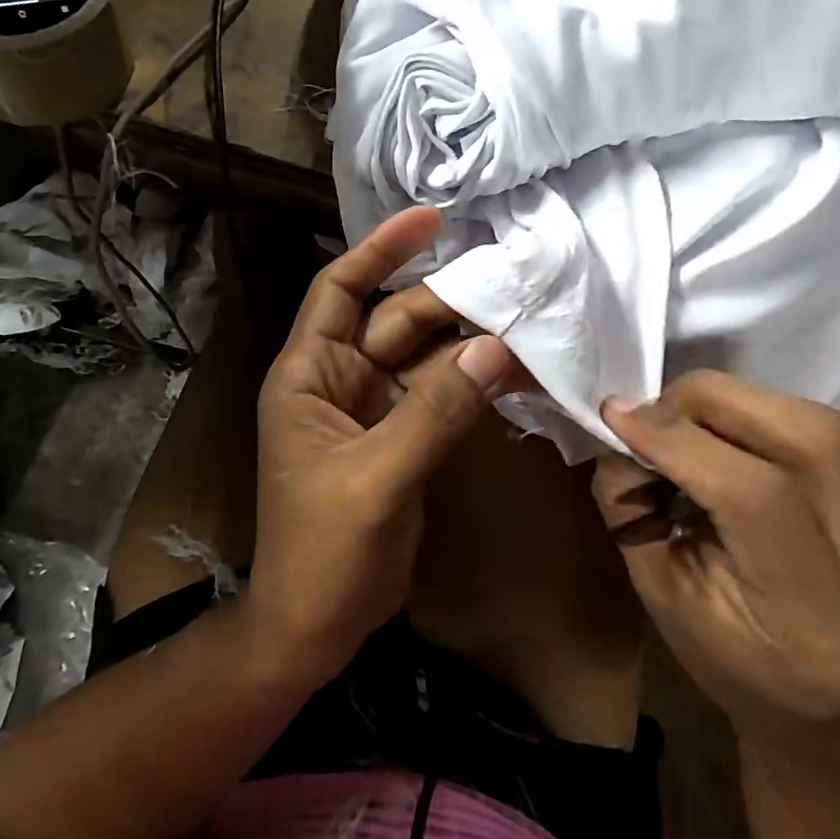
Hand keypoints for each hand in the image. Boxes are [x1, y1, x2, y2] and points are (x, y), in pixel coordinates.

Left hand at [249, 207, 510, 681]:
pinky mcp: (399, 439)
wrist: (314, 621)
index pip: (340, 289)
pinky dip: (473, 384)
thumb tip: (492, 346)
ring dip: (469, 340)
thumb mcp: (375, 477)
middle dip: (447, 299)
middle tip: (516, 277)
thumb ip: (432, 414)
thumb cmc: (321, 548)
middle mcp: (337, 380)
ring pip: (423, 357)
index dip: (379, 248)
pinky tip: (519, 371)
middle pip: (395, 320)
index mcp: (308, 374)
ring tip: (531, 316)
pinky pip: (438, 397)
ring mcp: (371, 410)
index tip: (432, 217)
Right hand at [591, 371, 839, 744]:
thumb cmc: (722, 662)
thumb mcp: (654, 592)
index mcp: (813, 619)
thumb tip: (619, 430)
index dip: (677, 440)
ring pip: (828, 431)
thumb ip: (632, 509)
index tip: (615, 414)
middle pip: (814, 440)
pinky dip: (763, 428)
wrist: (828, 717)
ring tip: (686, 424)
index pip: (756, 496)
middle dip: (716, 400)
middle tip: (655, 407)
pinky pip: (832, 449)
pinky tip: (730, 453)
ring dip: (738, 405)